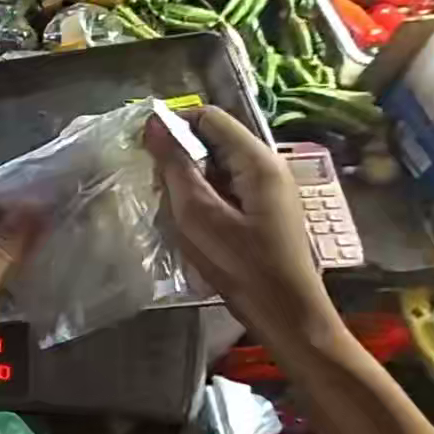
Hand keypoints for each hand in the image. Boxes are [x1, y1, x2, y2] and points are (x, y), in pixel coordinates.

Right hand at [145, 107, 334, 350]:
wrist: (287, 316)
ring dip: (190, 178)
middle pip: (214, 139)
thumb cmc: (243, 266)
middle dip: (180, 155)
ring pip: (217, 164)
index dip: (174, 125)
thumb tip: (153, 124)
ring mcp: (268, 187)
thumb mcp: (199, 216)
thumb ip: (175, 167)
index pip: (209, 117)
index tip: (146, 150)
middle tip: (156, 186)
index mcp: (257, 159)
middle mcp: (267, 164)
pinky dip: (204, 195)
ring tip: (172, 206)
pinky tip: (193, 220)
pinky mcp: (264, 207)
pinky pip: (226, 185)